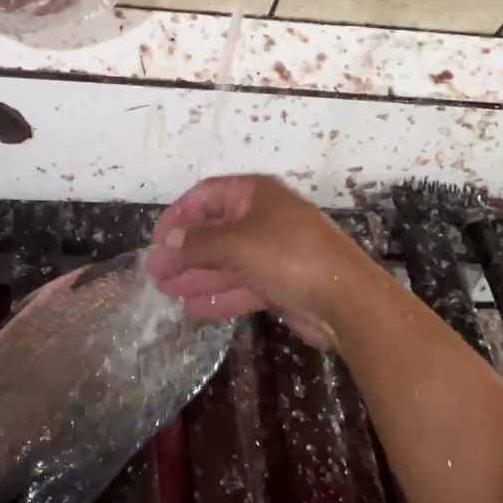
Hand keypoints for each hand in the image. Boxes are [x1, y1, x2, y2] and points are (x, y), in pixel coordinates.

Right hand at [144, 174, 379, 348]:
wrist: (347, 300)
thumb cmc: (290, 256)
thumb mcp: (237, 243)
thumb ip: (198, 242)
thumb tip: (168, 240)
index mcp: (256, 195)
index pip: (206, 196)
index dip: (178, 215)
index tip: (156, 240)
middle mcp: (262, 219)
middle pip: (214, 231)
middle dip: (184, 251)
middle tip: (155, 272)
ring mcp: (272, 253)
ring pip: (225, 261)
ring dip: (196, 275)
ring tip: (165, 291)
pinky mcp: (279, 284)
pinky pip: (240, 285)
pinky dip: (217, 295)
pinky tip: (191, 308)